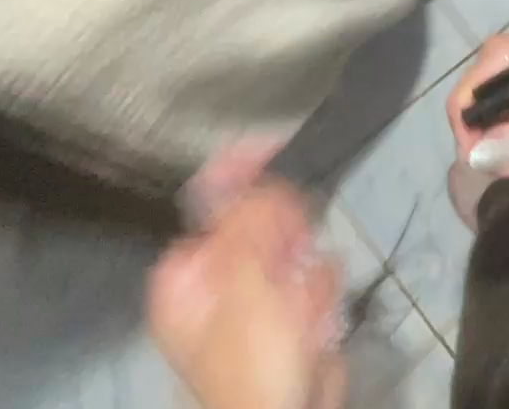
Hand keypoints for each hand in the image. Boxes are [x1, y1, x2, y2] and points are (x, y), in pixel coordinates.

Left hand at [148, 150, 344, 408]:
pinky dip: (320, 294)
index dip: (236, 172)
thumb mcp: (246, 289)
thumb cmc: (253, 363)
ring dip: (307, 276)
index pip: (207, 203)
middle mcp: (219, 276)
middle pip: (259, 218)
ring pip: (295, 243)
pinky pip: (315, 272)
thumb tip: (240, 172)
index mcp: (188, 274)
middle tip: (292, 258)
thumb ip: (246, 225)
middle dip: (286, 240)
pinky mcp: (294, 302)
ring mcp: (258, 290)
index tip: (270, 145)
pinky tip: (313, 324)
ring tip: (301, 312)